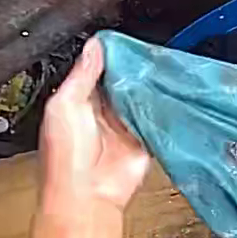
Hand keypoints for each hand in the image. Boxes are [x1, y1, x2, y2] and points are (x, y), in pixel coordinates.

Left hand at [39, 37, 150, 217]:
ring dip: (150, 86)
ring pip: (142, 95)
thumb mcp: (66, 105)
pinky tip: (171, 93)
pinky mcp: (144, 138)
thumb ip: (82, 75)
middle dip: (136, 68)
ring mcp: (125, 125)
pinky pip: (157, 117)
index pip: (99, 68)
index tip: (126, 41)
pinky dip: (163, 107)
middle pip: (124, 80)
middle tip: (149, 53)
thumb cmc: (65, 157)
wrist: (87, 196)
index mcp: (80, 100)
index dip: (112, 54)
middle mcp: (104, 110)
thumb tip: (94, 46)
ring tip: (163, 68)